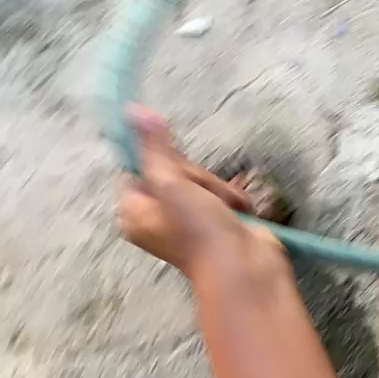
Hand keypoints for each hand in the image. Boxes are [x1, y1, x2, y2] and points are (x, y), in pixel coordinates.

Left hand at [117, 106, 283, 280]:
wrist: (244, 267)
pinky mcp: (219, 224)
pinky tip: (241, 213)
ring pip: (204, 184)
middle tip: (207, 196)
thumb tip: (134, 110)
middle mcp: (157, 216)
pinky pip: (224, 198)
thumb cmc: (199, 230)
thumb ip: (156, 148)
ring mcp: (190, 222)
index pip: (139, 168)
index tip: (179, 168)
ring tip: (231, 209)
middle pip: (175, 173)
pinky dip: (235, 202)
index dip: (162, 162)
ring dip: (222, 191)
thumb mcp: (172, 184)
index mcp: (134, 211)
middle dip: (200, 179)